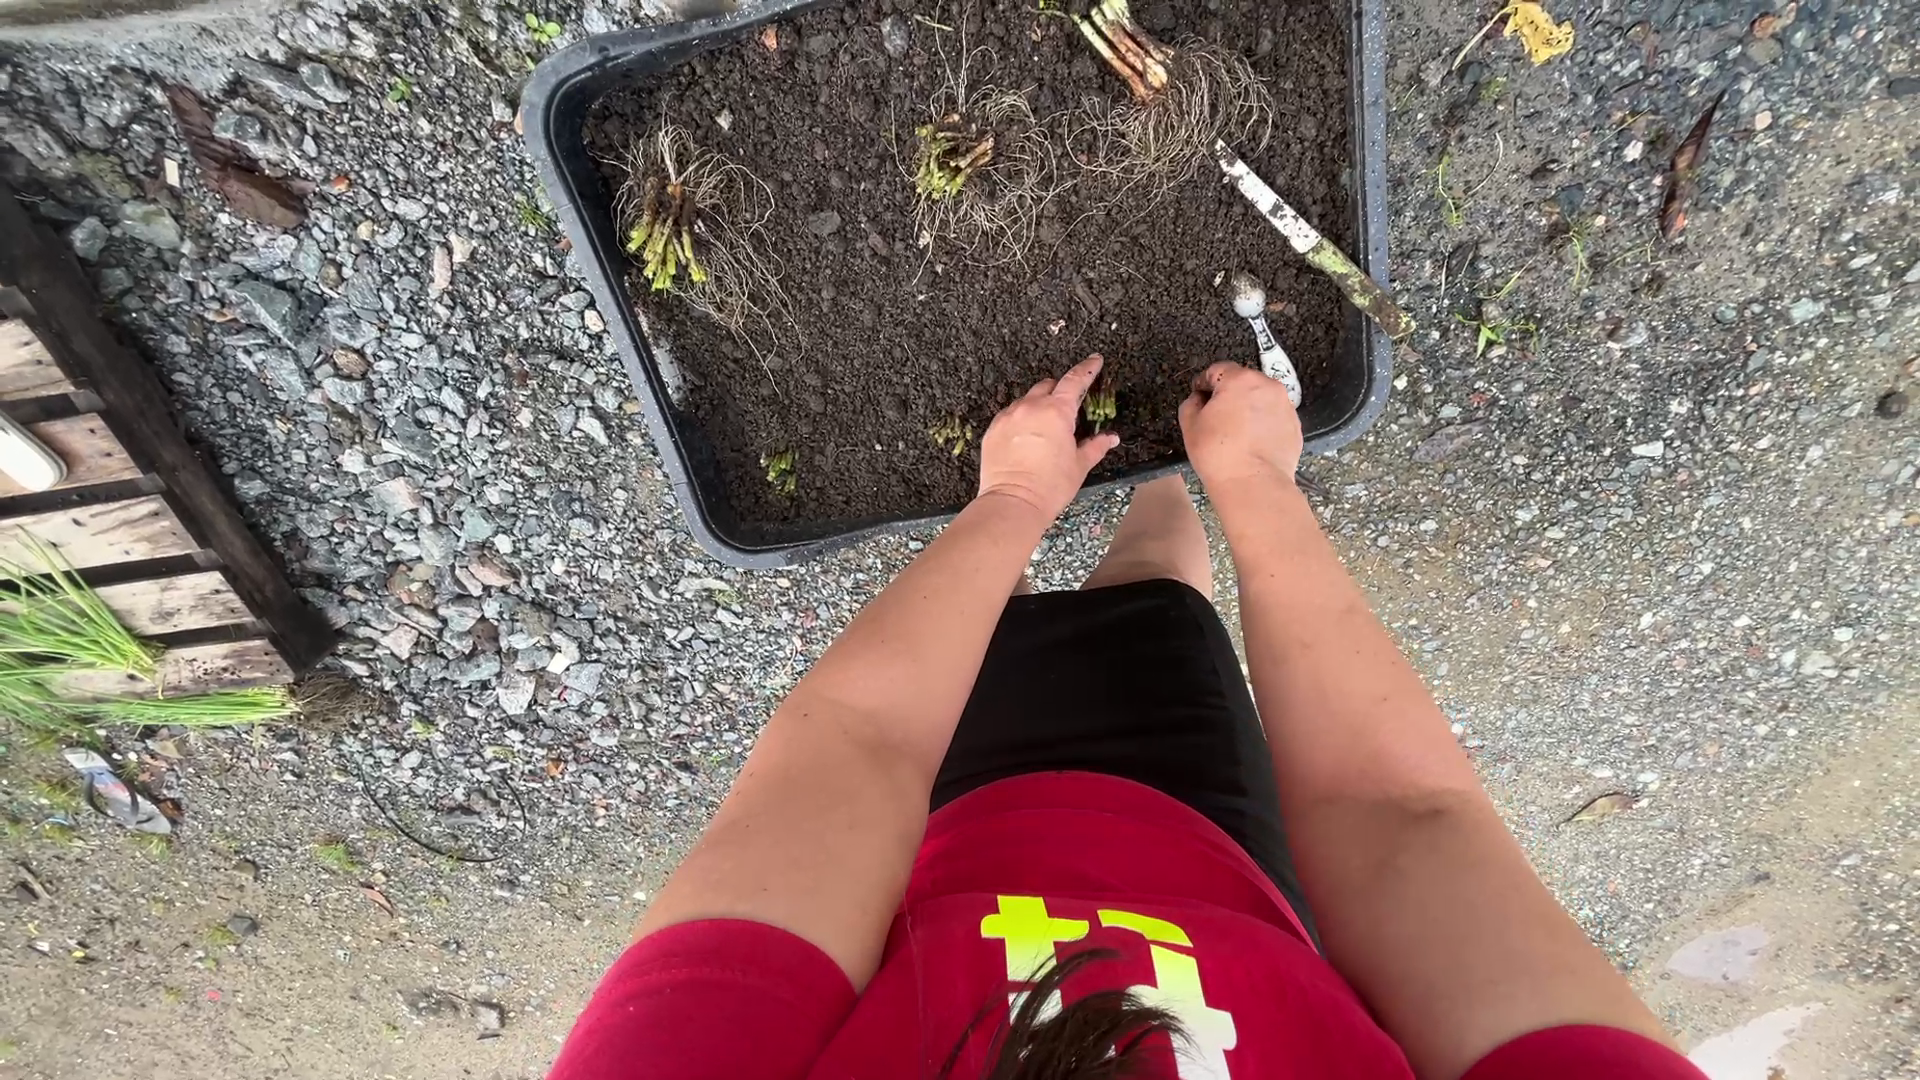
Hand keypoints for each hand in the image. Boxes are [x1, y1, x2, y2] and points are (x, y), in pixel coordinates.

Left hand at [977, 354, 1120, 518]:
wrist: (1013, 503)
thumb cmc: (1049, 486)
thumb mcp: (1079, 465)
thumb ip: (1095, 446)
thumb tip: (1110, 438)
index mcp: (1057, 412)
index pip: (1074, 380)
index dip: (1087, 369)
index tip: (1094, 362)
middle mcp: (1030, 407)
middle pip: (1048, 386)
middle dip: (1058, 391)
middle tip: (1067, 407)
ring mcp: (1008, 417)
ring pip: (1026, 400)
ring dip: (1037, 406)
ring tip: (1044, 428)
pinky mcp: (993, 430)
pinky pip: (1009, 415)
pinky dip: (1019, 420)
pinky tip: (1025, 438)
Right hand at [1179, 361, 1302, 489]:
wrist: (1253, 483)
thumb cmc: (1219, 454)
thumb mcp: (1190, 425)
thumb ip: (1191, 403)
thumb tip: (1198, 399)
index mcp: (1239, 380)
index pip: (1218, 369)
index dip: (1204, 383)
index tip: (1199, 395)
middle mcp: (1267, 386)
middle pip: (1242, 382)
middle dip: (1228, 396)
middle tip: (1216, 418)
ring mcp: (1284, 405)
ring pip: (1260, 399)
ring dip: (1247, 409)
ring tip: (1235, 434)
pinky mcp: (1294, 424)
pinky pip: (1273, 417)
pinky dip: (1262, 424)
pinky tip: (1250, 443)